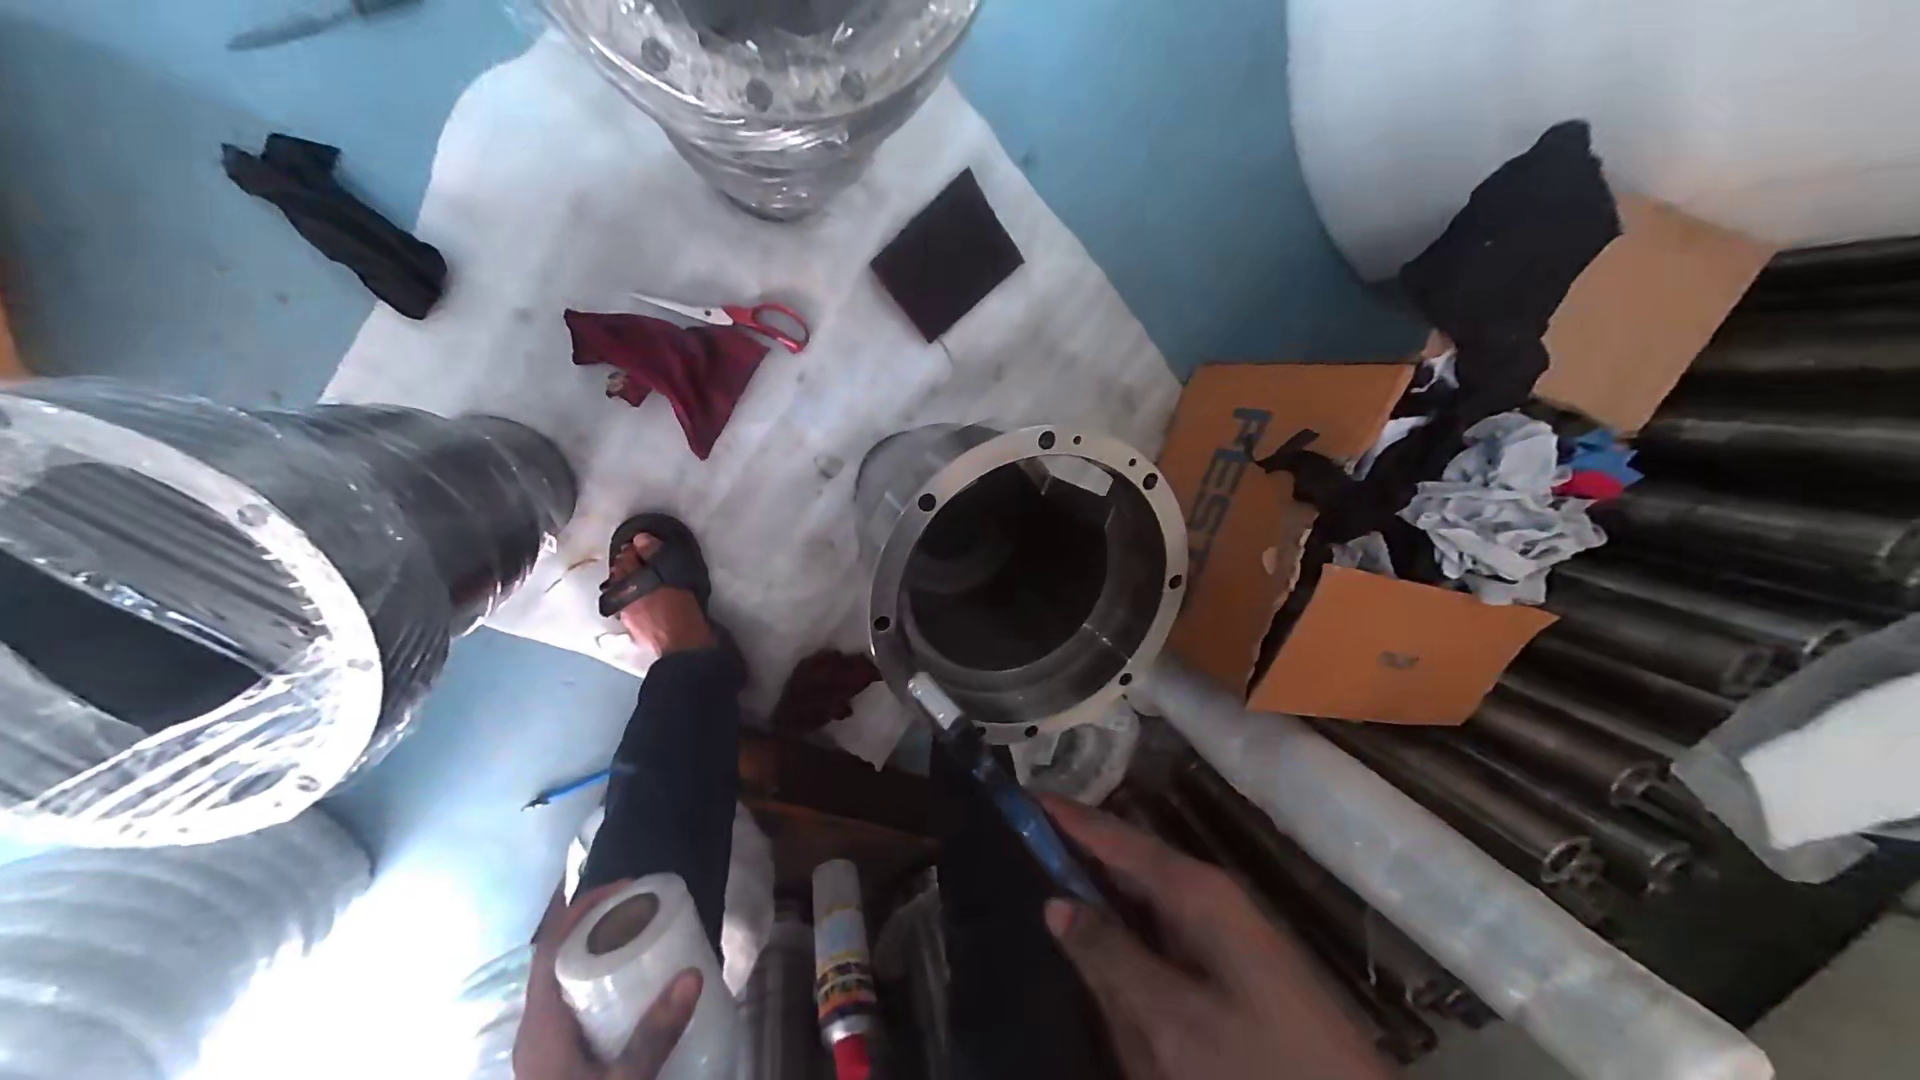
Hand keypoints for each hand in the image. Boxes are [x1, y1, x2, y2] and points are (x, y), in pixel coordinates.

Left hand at [514, 881, 703, 1079]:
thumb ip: (653, 1036)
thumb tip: (693, 975)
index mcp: (541, 1027)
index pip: (550, 949)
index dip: (582, 910)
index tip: (626, 888)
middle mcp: (536, 1029)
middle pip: (558, 958)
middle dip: (596, 923)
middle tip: (643, 906)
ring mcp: (544, 1047)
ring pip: (565, 981)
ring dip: (597, 949)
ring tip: (641, 933)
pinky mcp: (557, 1061)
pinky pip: (574, 1002)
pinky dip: (599, 978)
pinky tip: (631, 985)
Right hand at [1039, 795, 1397, 1079]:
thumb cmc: (1262, 1072)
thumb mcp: (1173, 1021)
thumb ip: (1109, 956)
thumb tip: (1055, 904)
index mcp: (1194, 891)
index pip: (1114, 836)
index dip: (1065, 815)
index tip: (1018, 797)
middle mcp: (1204, 898)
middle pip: (1124, 859)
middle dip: (1072, 850)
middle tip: (1013, 843)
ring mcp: (1217, 933)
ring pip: (1138, 898)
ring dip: (1093, 891)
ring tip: (1036, 880)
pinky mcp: (1223, 968)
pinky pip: (1155, 934)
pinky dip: (1118, 931)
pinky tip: (1092, 944)